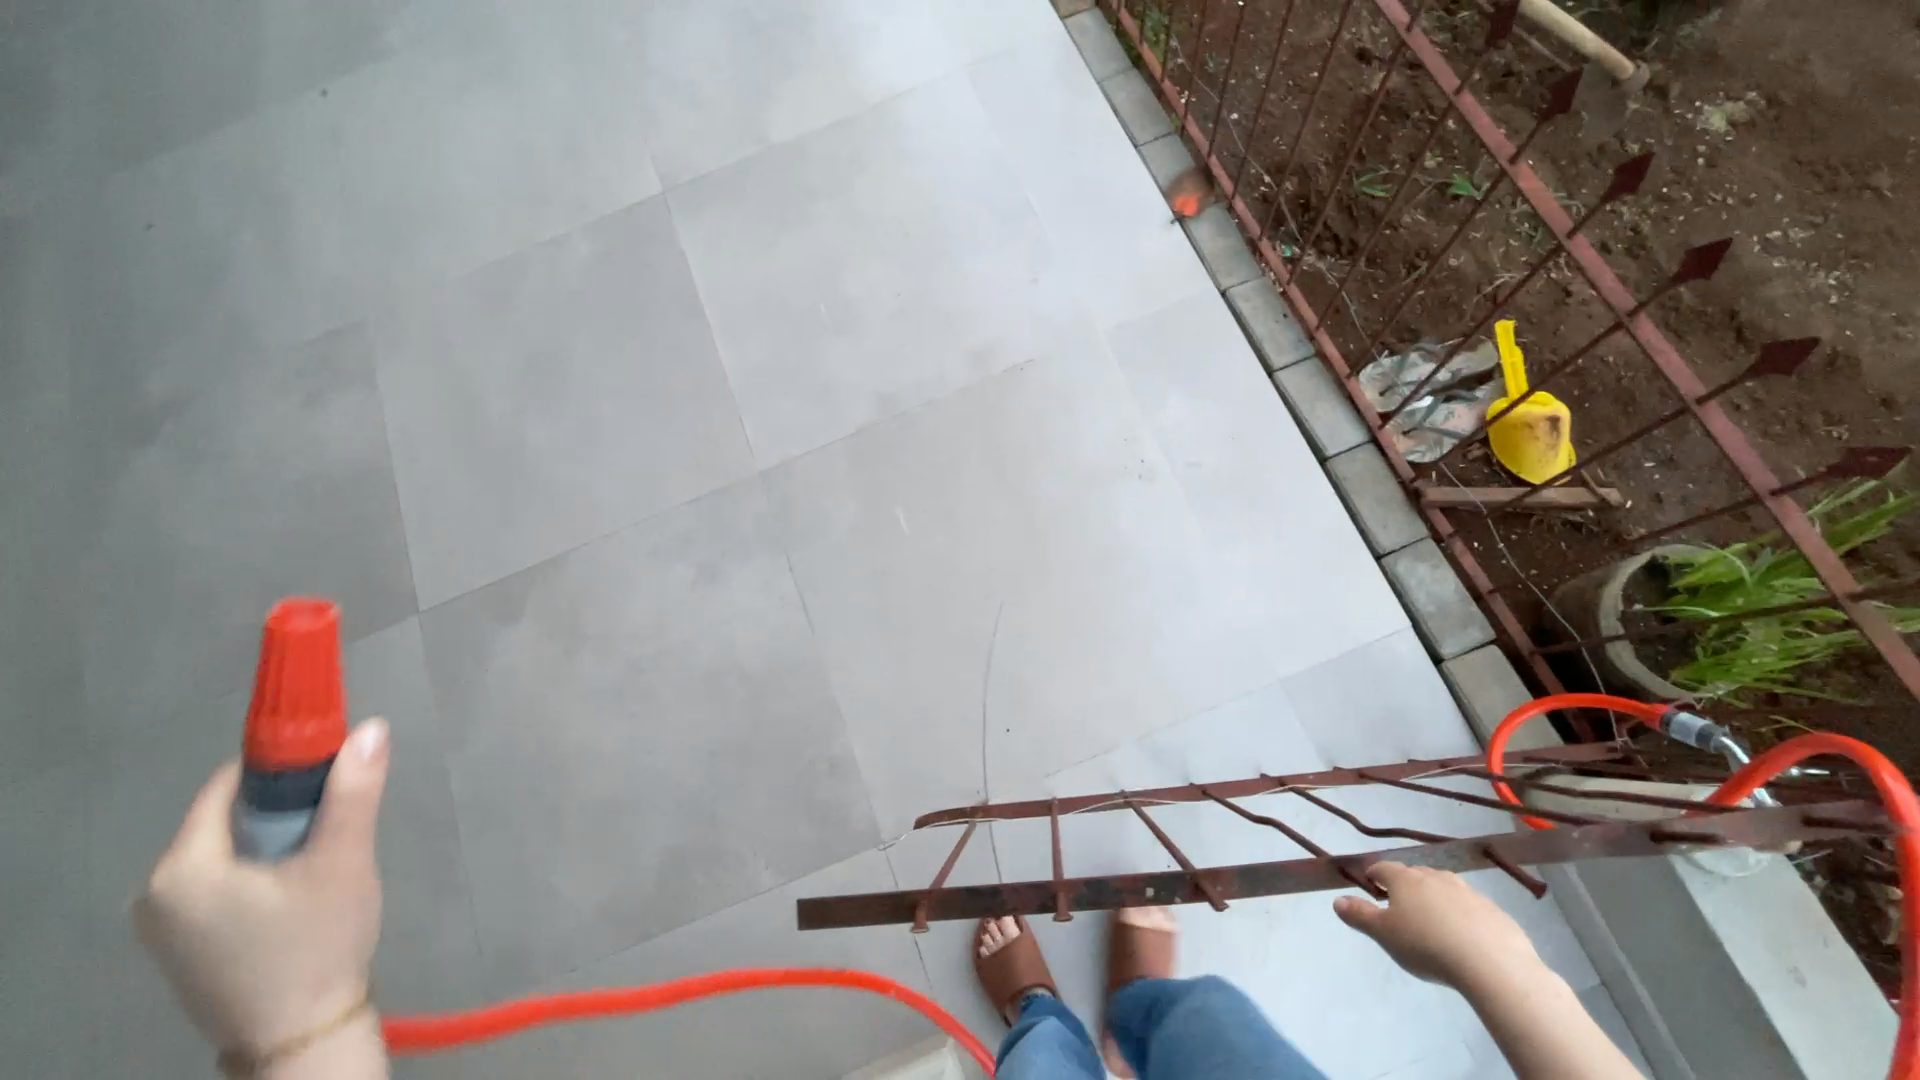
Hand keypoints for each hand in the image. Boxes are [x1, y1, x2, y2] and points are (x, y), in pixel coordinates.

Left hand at [134, 719, 389, 1060]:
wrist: (301, 1037)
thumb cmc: (317, 943)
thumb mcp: (344, 860)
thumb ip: (353, 792)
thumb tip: (371, 727)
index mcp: (180, 868)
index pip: (228, 786)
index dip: (284, 772)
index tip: (332, 777)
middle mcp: (153, 894)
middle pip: (230, 820)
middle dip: (287, 816)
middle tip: (336, 836)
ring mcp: (163, 927)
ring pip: (231, 854)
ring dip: (279, 847)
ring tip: (324, 870)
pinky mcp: (183, 949)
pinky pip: (224, 886)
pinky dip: (264, 877)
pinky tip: (300, 899)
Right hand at [1332, 862, 1541, 989]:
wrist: (1493, 964)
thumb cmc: (1427, 945)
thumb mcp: (1384, 934)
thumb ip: (1359, 915)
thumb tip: (1337, 899)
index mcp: (1405, 880)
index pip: (1383, 868)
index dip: (1374, 875)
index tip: (1371, 887)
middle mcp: (1436, 878)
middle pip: (1415, 875)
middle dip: (1406, 887)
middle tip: (1402, 911)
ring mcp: (1469, 892)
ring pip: (1445, 889)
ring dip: (1436, 899)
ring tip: (1434, 924)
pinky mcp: (1495, 912)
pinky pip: (1472, 909)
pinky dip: (1464, 917)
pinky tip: (1465, 939)